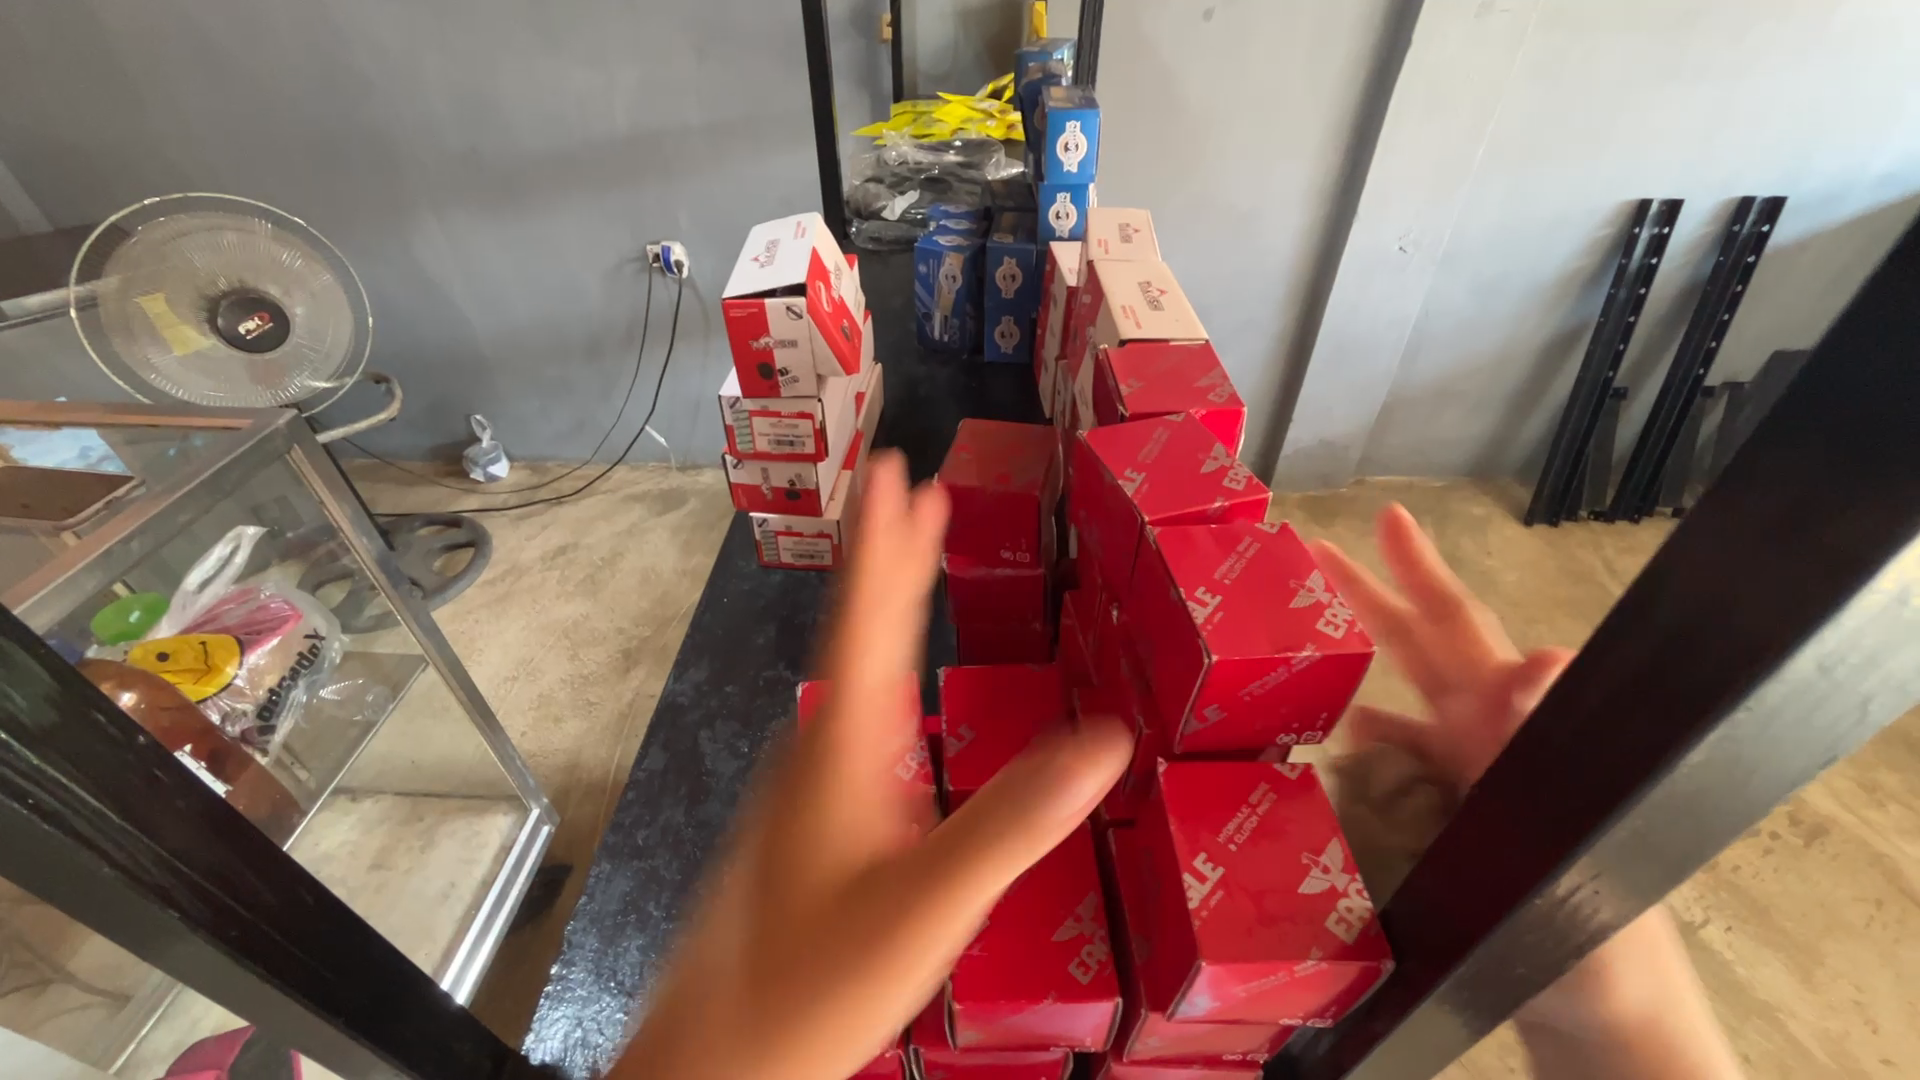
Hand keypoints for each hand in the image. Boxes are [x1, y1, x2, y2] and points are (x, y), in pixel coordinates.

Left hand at [611, 452, 1131, 1079]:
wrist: (720, 1057)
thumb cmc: (819, 977)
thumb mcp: (933, 901)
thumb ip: (1016, 818)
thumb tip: (1108, 737)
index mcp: (847, 739)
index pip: (869, 613)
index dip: (884, 539)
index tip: (893, 472)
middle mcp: (821, 738)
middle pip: (857, 622)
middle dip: (885, 548)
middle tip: (904, 483)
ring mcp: (809, 772)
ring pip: (851, 659)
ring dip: (880, 595)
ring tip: (907, 549)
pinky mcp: (808, 805)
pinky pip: (852, 700)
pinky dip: (876, 654)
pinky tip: (891, 674)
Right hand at [1313, 506, 1741, 1077]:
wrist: (1594, 1016)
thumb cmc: (1591, 932)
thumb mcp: (1566, 831)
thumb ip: (1546, 748)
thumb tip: (1535, 657)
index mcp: (1502, 726)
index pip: (1455, 632)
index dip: (1421, 572)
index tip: (1388, 520)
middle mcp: (1479, 737)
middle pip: (1414, 652)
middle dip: (1365, 597)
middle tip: (1310, 551)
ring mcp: (1459, 777)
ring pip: (1391, 709)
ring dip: (1347, 681)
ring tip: (1289, 659)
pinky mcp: (1443, 818)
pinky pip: (1386, 769)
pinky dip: (1353, 753)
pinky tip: (1318, 755)